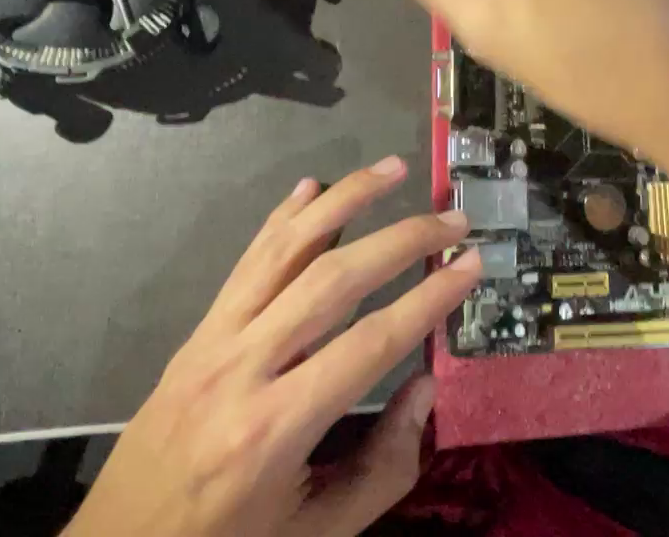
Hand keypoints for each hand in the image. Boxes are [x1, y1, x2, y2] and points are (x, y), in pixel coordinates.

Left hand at [65, 157, 481, 536]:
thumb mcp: (315, 533)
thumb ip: (382, 468)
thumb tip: (424, 387)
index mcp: (276, 427)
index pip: (370, 343)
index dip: (428, 299)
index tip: (471, 263)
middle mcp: (243, 367)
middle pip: (333, 280)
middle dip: (401, 240)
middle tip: (451, 217)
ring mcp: (213, 340)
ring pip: (286, 250)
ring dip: (343, 201)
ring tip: (391, 169)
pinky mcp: (197, 331)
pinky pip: (246, 261)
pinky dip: (281, 219)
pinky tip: (310, 187)